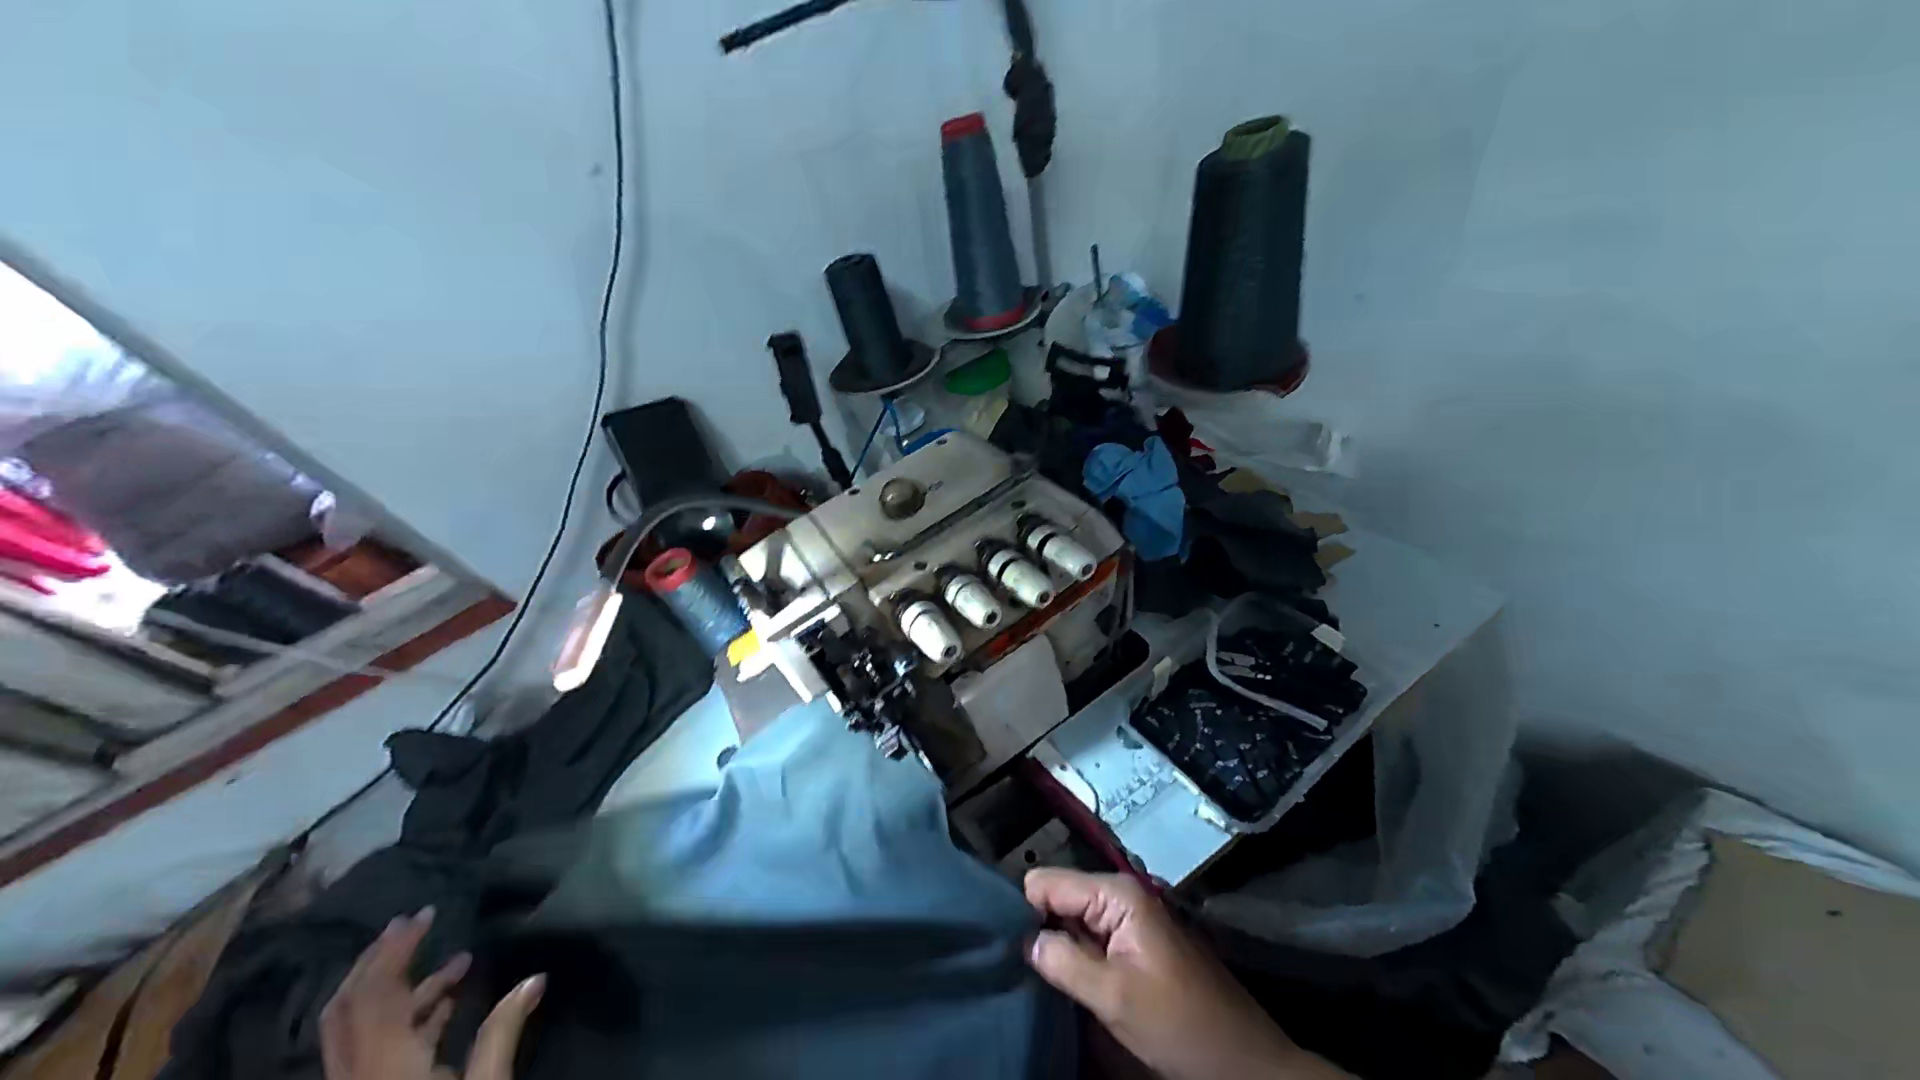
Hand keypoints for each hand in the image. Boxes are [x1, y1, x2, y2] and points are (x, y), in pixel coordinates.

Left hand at [320, 907, 544, 1079]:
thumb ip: (502, 1032)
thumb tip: (535, 978)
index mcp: (383, 1066)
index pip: (375, 993)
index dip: (395, 950)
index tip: (426, 914)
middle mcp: (356, 1073)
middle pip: (348, 1005)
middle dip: (381, 959)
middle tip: (416, 922)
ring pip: (357, 1025)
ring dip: (401, 986)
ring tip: (459, 961)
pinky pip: (373, 1047)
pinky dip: (404, 1016)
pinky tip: (448, 1005)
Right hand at [1023, 869, 1348, 1079]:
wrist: (1244, 1061)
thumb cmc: (1182, 1025)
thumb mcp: (1116, 998)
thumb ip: (1064, 962)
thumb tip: (1022, 940)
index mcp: (1117, 894)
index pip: (1046, 882)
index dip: (1026, 913)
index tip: (1012, 949)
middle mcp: (1119, 895)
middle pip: (1057, 898)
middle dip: (1039, 930)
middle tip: (1024, 970)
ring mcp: (1127, 920)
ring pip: (1070, 921)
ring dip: (1056, 948)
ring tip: (1040, 979)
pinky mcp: (1131, 944)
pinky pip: (1088, 940)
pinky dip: (1075, 958)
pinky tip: (1066, 983)